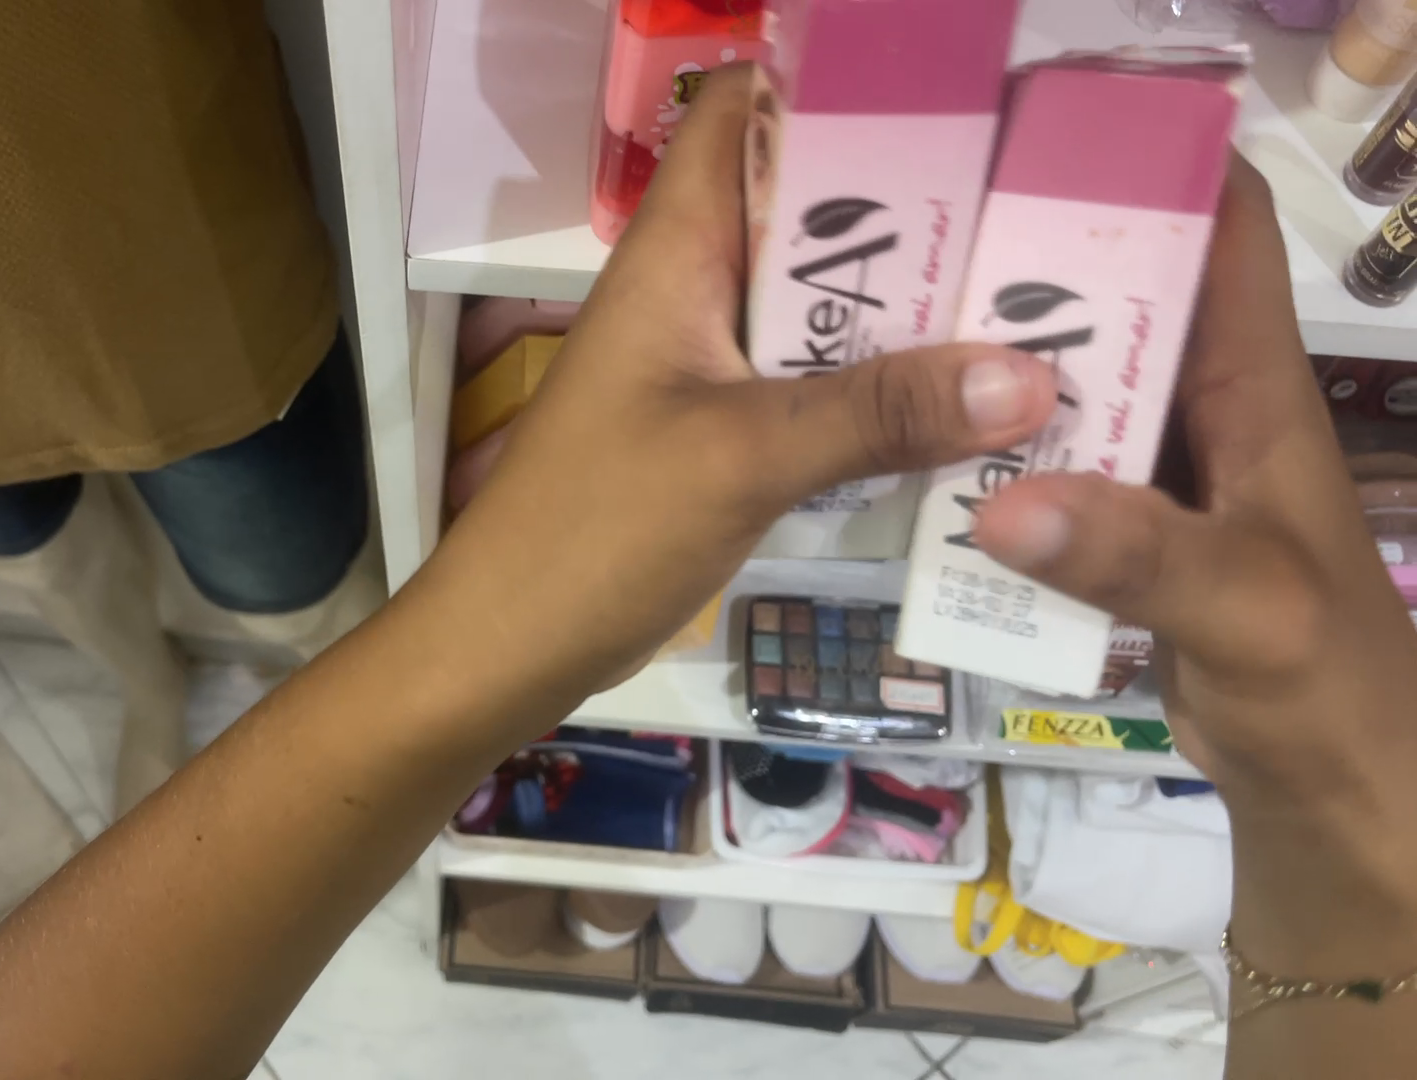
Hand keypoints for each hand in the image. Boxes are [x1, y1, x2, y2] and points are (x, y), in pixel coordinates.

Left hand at [402, 64, 1059, 725]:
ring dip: (915, 315)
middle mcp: (691, 296)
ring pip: (822, 312)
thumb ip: (872, 411)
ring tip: (1055, 308)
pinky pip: (814, 393)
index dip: (845, 76)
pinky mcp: (719, 440)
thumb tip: (1029, 375)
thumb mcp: (736, 457)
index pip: (747, 110)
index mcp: (674, 254)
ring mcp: (705, 372)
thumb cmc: (597, 528)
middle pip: (812, 212)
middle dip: (925, 205)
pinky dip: (882, 397)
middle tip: (1063, 205)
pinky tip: (972, 414)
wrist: (516, 633)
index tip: (973, 85)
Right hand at [967, 159, 1416, 980]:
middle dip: (1022, 273)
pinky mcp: (1092, 528)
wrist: (1329, 781)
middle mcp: (1188, 417)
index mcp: (1250, 397)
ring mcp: (1136, 475)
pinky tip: (906, 457)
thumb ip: (1133, 556)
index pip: (1218, 246)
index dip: (1153, 178)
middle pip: (1106, 313)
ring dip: (982, 370)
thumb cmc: (1323, 680)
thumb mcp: (1243, 610)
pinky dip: (970, 454)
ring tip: (884, 344)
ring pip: (1052, 395)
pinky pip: (1021, 469)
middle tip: (912, 256)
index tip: (1044, 146)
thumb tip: (1001, 505)